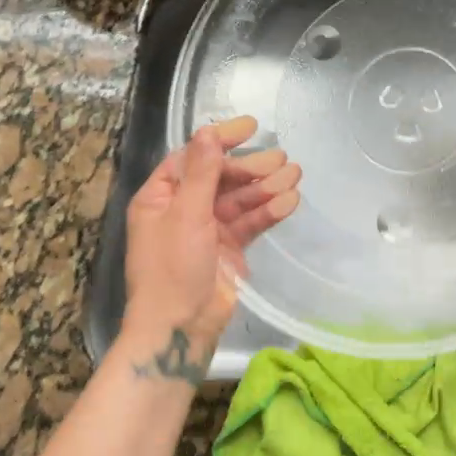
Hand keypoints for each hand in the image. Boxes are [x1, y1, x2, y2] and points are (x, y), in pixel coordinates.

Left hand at [122, 116, 300, 349]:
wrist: (180, 328)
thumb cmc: (172, 268)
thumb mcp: (185, 215)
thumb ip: (202, 172)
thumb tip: (208, 132)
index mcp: (161, 198)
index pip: (193, 157)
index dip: (220, 140)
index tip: (250, 127)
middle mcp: (183, 209)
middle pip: (222, 176)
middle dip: (251, 167)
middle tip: (281, 159)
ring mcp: (208, 229)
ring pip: (241, 198)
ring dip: (266, 187)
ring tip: (294, 175)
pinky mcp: (229, 247)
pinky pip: (251, 221)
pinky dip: (270, 210)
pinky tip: (290, 200)